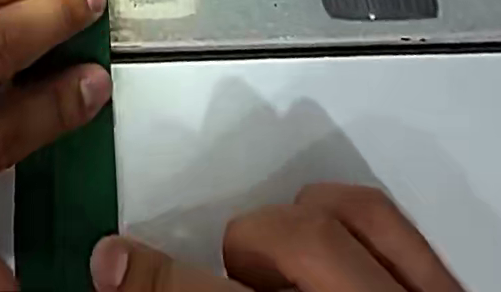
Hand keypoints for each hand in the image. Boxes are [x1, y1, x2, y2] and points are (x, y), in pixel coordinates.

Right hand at [90, 184, 462, 291]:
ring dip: (283, 232)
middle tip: (222, 285)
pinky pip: (388, 222)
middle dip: (231, 259)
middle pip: (283, 248)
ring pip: (336, 219)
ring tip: (270, 269)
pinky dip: (342, 215)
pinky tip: (325, 242)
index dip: (155, 283)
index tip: (111, 263)